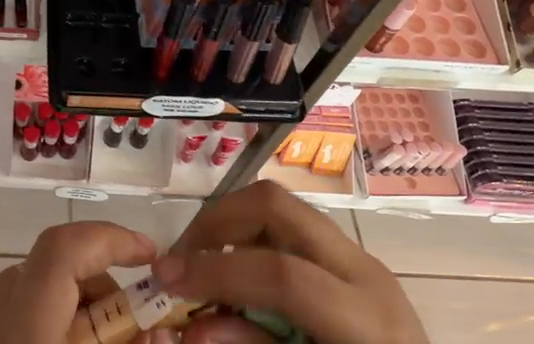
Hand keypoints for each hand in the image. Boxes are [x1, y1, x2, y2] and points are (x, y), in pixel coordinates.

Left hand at [0, 221, 160, 343]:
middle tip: (135, 330)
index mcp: (22, 332)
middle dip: (101, 290)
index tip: (151, 255)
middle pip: (53, 270)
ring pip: (30, 290)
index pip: (62, 250)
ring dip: (72, 311)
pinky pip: (7, 313)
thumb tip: (159, 331)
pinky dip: (40, 325)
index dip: (110, 239)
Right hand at [151, 180, 427, 343]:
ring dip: (230, 226)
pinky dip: (251, 241)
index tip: (166, 282)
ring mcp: (361, 260)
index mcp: (366, 319)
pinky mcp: (353, 263)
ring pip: (280, 206)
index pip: (282, 274)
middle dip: (216, 221)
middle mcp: (365, 273)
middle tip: (180, 257)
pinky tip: (235, 275)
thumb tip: (192, 329)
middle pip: (276, 205)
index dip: (217, 273)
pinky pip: (290, 230)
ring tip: (201, 265)